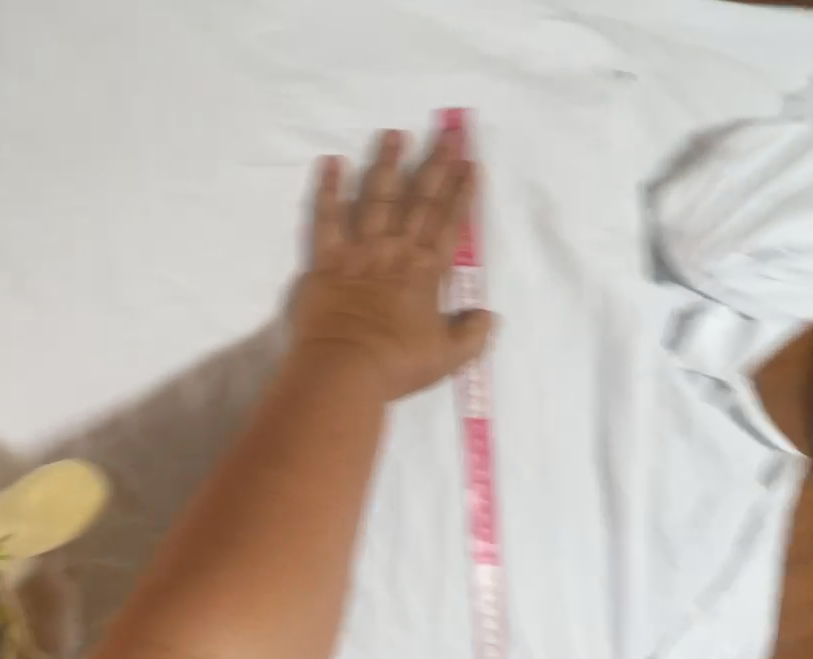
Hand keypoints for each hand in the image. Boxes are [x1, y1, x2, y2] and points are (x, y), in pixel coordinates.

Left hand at [288, 128, 495, 400]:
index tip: (470, 162)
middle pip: (418, 201)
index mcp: (426, 272)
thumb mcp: (448, 358)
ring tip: (392, 134)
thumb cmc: (395, 365)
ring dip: (385, 165)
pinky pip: (325, 218)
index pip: (448, 223)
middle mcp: (394, 252)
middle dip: (434, 166)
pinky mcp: (324, 261)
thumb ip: (472, 335)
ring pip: (375, 199)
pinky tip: (331, 163)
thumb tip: (487, 316)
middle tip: (445, 132)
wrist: (342, 371)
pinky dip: (327, 190)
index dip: (461, 192)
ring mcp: (358, 252)